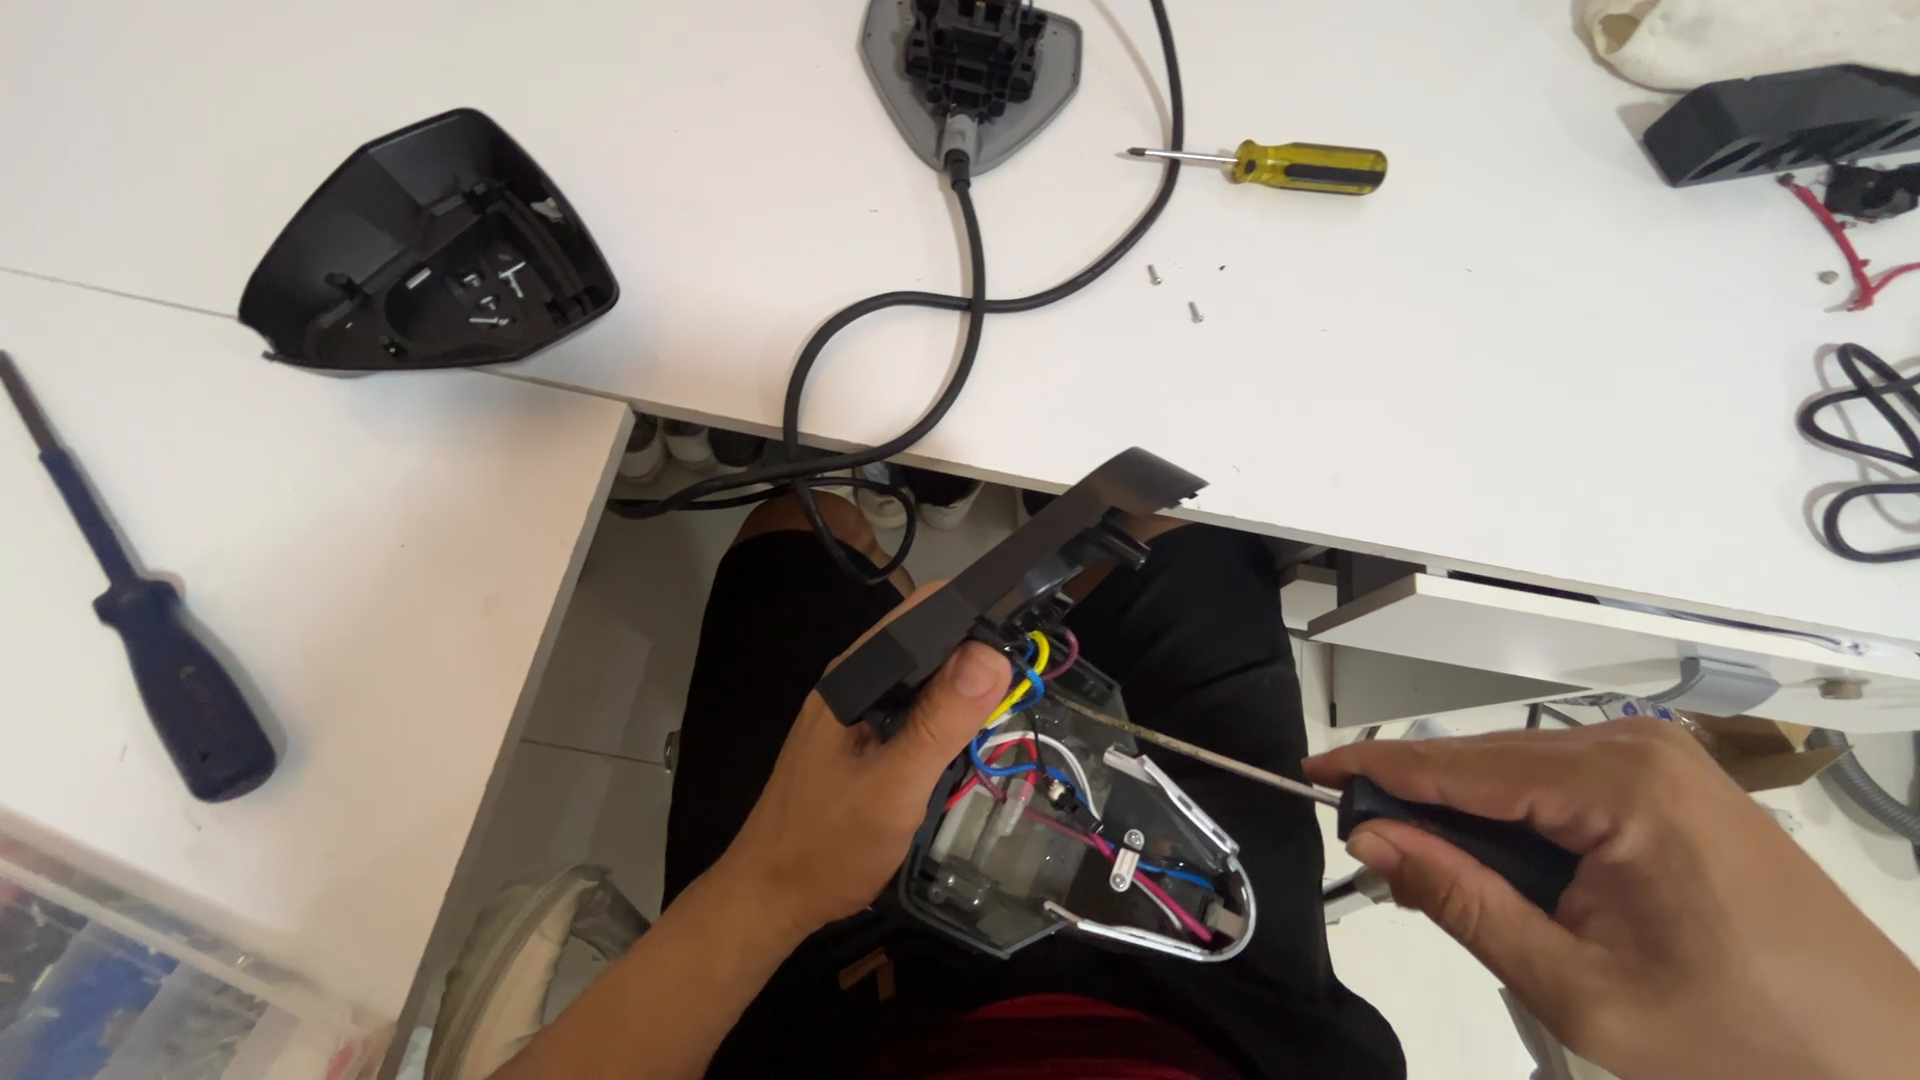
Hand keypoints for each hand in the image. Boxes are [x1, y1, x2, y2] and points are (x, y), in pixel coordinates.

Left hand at [711, 584, 1009, 938]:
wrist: (771, 898)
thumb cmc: (828, 847)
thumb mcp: (894, 788)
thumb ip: (940, 723)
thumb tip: (990, 656)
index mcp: (855, 676)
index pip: (923, 613)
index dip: (974, 614)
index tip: (1021, 640)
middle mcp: (855, 679)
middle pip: (927, 639)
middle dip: (975, 651)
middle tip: (1019, 685)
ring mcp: (857, 707)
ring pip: (923, 673)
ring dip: (962, 683)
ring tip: (1002, 707)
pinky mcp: (863, 734)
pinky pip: (914, 705)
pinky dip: (944, 711)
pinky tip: (963, 734)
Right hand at [1305, 718, 1919, 1079]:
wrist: (1902, 1078)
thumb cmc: (1740, 1046)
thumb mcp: (1576, 987)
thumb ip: (1458, 900)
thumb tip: (1369, 838)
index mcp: (1617, 785)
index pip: (1456, 766)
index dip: (1373, 768)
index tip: (1307, 772)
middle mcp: (1636, 747)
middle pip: (1483, 763)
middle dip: (1418, 802)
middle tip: (1367, 851)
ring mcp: (1661, 760)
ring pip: (1514, 773)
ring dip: (1464, 819)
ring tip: (1428, 874)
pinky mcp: (1672, 783)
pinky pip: (1557, 786)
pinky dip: (1512, 823)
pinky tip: (1498, 868)